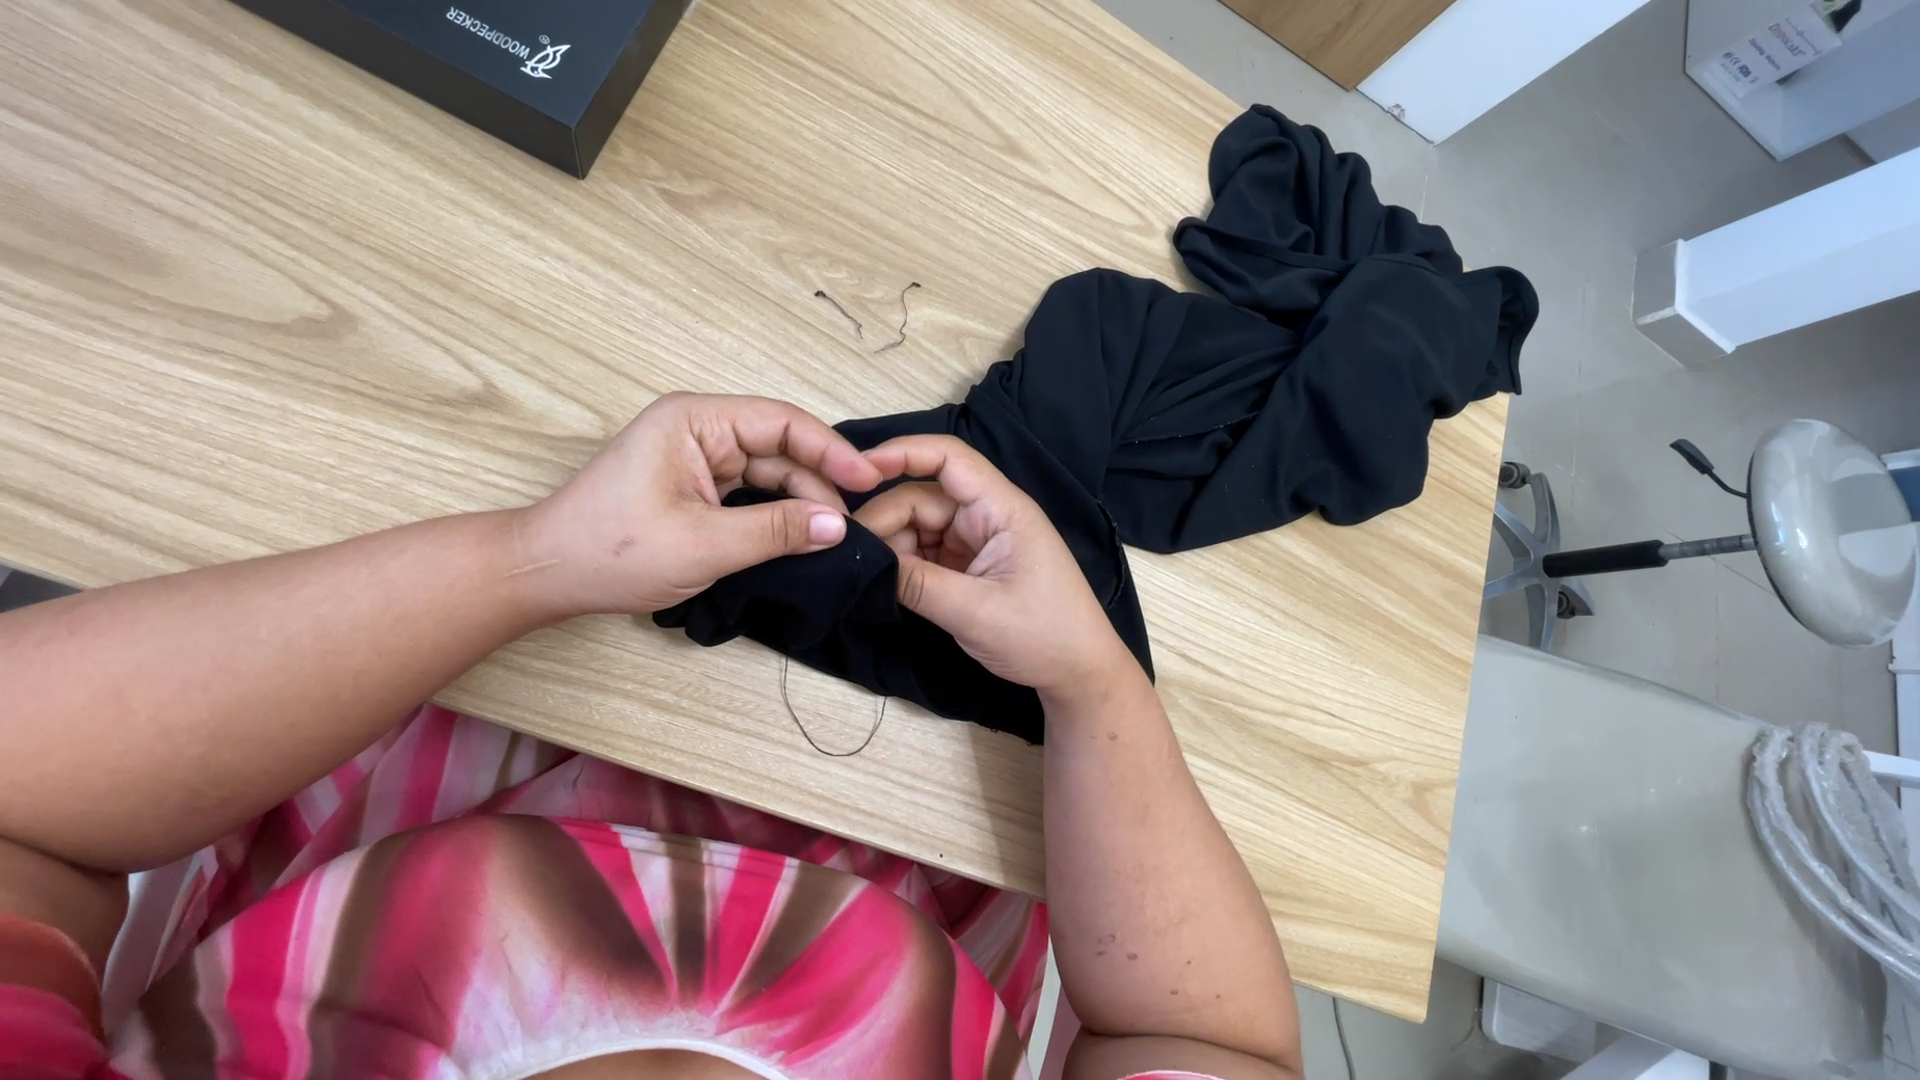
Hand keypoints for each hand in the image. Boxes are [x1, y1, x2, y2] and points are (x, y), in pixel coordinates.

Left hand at [515, 393, 882, 617]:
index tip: (867, 481)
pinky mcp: (698, 486)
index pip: (780, 423)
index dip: (830, 450)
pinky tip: (803, 536)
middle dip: (818, 483)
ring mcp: (699, 458)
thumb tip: (838, 526)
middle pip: (780, 447)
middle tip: (852, 525)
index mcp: (695, 421)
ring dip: (801, 502)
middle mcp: (700, 430)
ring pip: (770, 473)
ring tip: (833, 536)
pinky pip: (752, 493)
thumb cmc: (610, 551)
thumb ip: (776, 530)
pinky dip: (778, 514)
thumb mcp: (704, 545)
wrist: (548, 574)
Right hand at [854, 435, 1138, 700]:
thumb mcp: (975, 612)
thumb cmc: (1043, 635)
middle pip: (922, 497)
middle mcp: (986, 516)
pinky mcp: (968, 567)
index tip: (856, 473)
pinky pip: (925, 553)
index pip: (949, 458)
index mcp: (1001, 509)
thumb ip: (916, 583)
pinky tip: (880, 581)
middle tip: (847, 552)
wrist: (1079, 675)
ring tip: (861, 573)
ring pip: (918, 526)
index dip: (901, 454)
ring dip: (890, 545)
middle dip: (884, 518)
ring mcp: (976, 542)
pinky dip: (902, 564)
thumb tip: (860, 561)